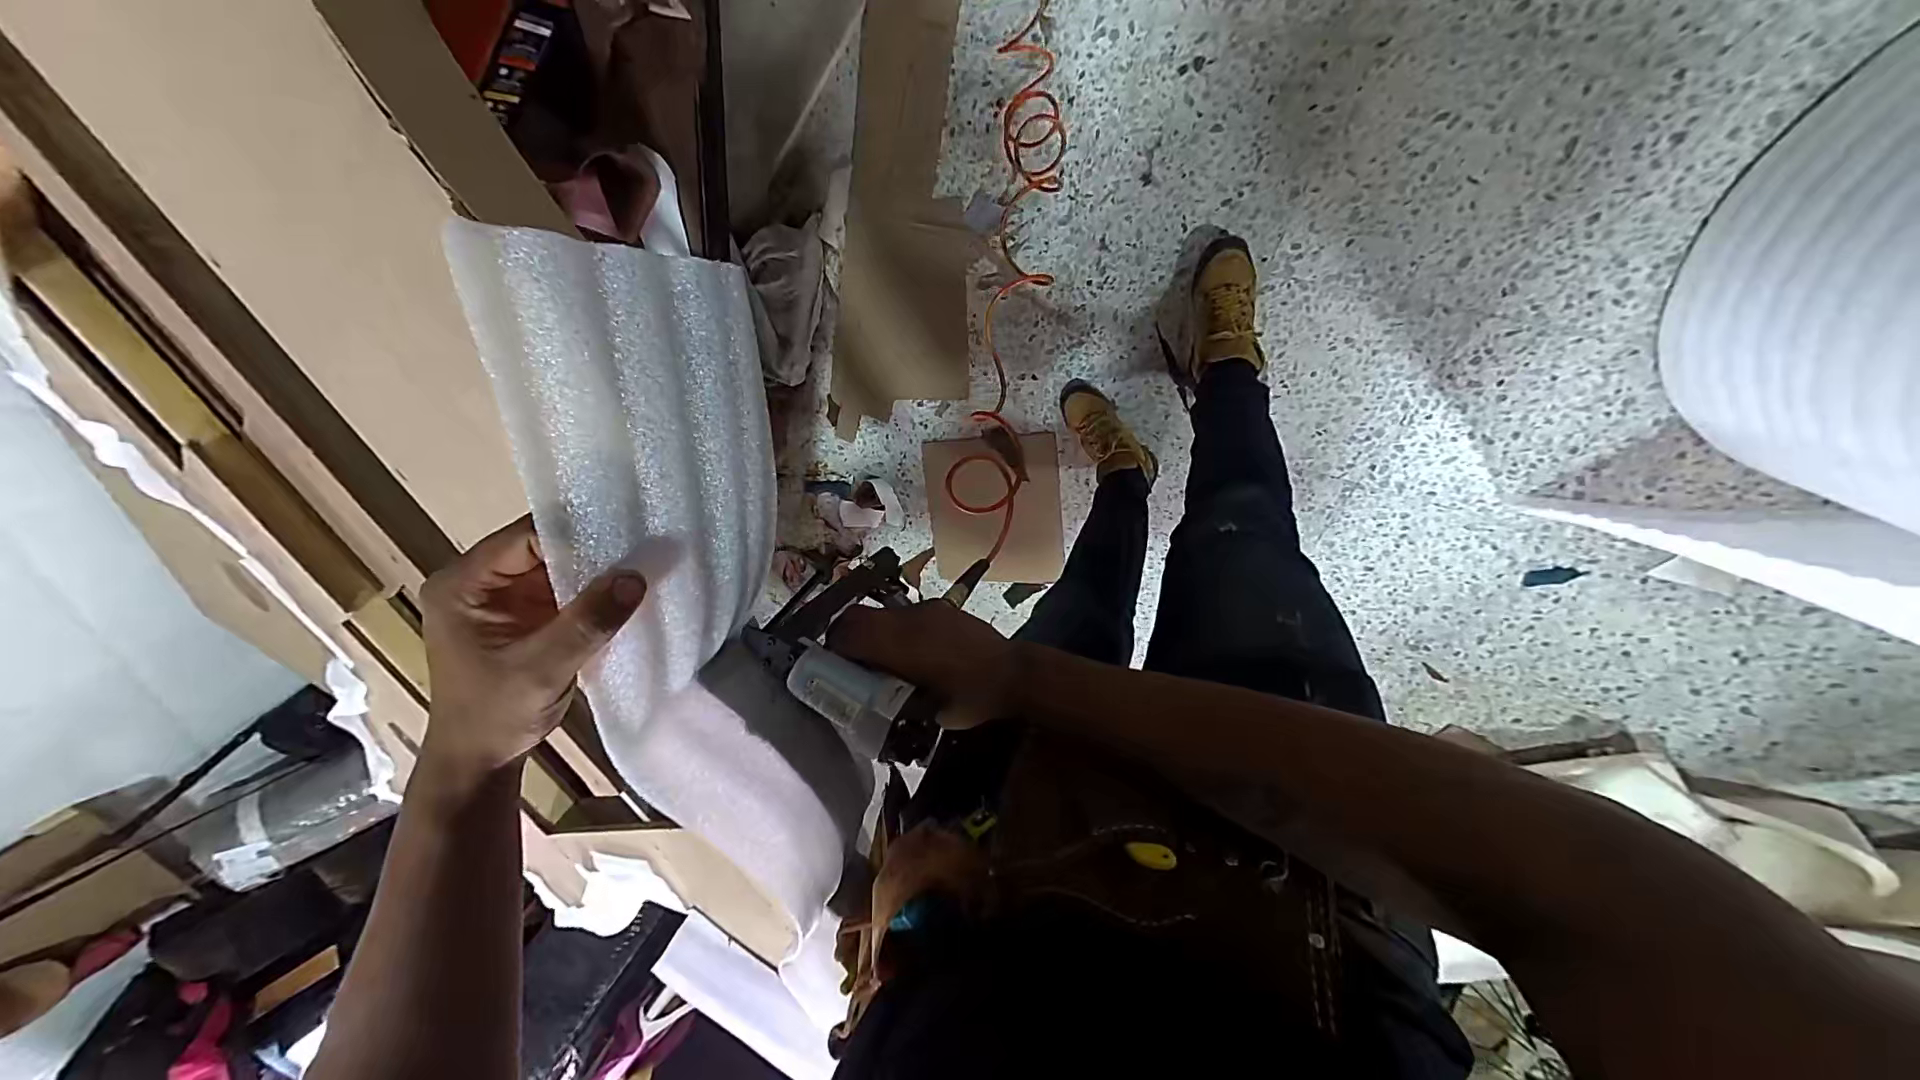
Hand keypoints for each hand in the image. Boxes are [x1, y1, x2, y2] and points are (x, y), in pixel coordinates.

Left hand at [419, 516, 646, 772]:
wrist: (482, 762)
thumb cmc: (495, 715)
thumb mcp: (542, 668)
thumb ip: (587, 622)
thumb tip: (636, 577)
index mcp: (463, 584)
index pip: (525, 538)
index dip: (574, 535)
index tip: (624, 539)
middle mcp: (482, 582)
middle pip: (544, 547)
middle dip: (592, 548)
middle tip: (643, 546)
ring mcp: (507, 599)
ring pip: (560, 567)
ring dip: (598, 570)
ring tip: (644, 565)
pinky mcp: (531, 616)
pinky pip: (568, 590)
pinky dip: (596, 592)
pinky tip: (628, 592)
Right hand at [827, 601, 1022, 728]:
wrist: (1014, 673)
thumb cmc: (972, 698)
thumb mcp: (929, 712)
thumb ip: (897, 703)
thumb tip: (875, 704)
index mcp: (900, 644)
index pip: (847, 633)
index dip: (831, 649)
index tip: (830, 667)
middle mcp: (908, 620)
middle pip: (857, 616)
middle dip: (845, 637)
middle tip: (848, 662)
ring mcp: (926, 610)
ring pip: (881, 613)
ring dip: (872, 632)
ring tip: (881, 659)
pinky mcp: (942, 608)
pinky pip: (905, 615)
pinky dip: (896, 629)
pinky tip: (913, 652)